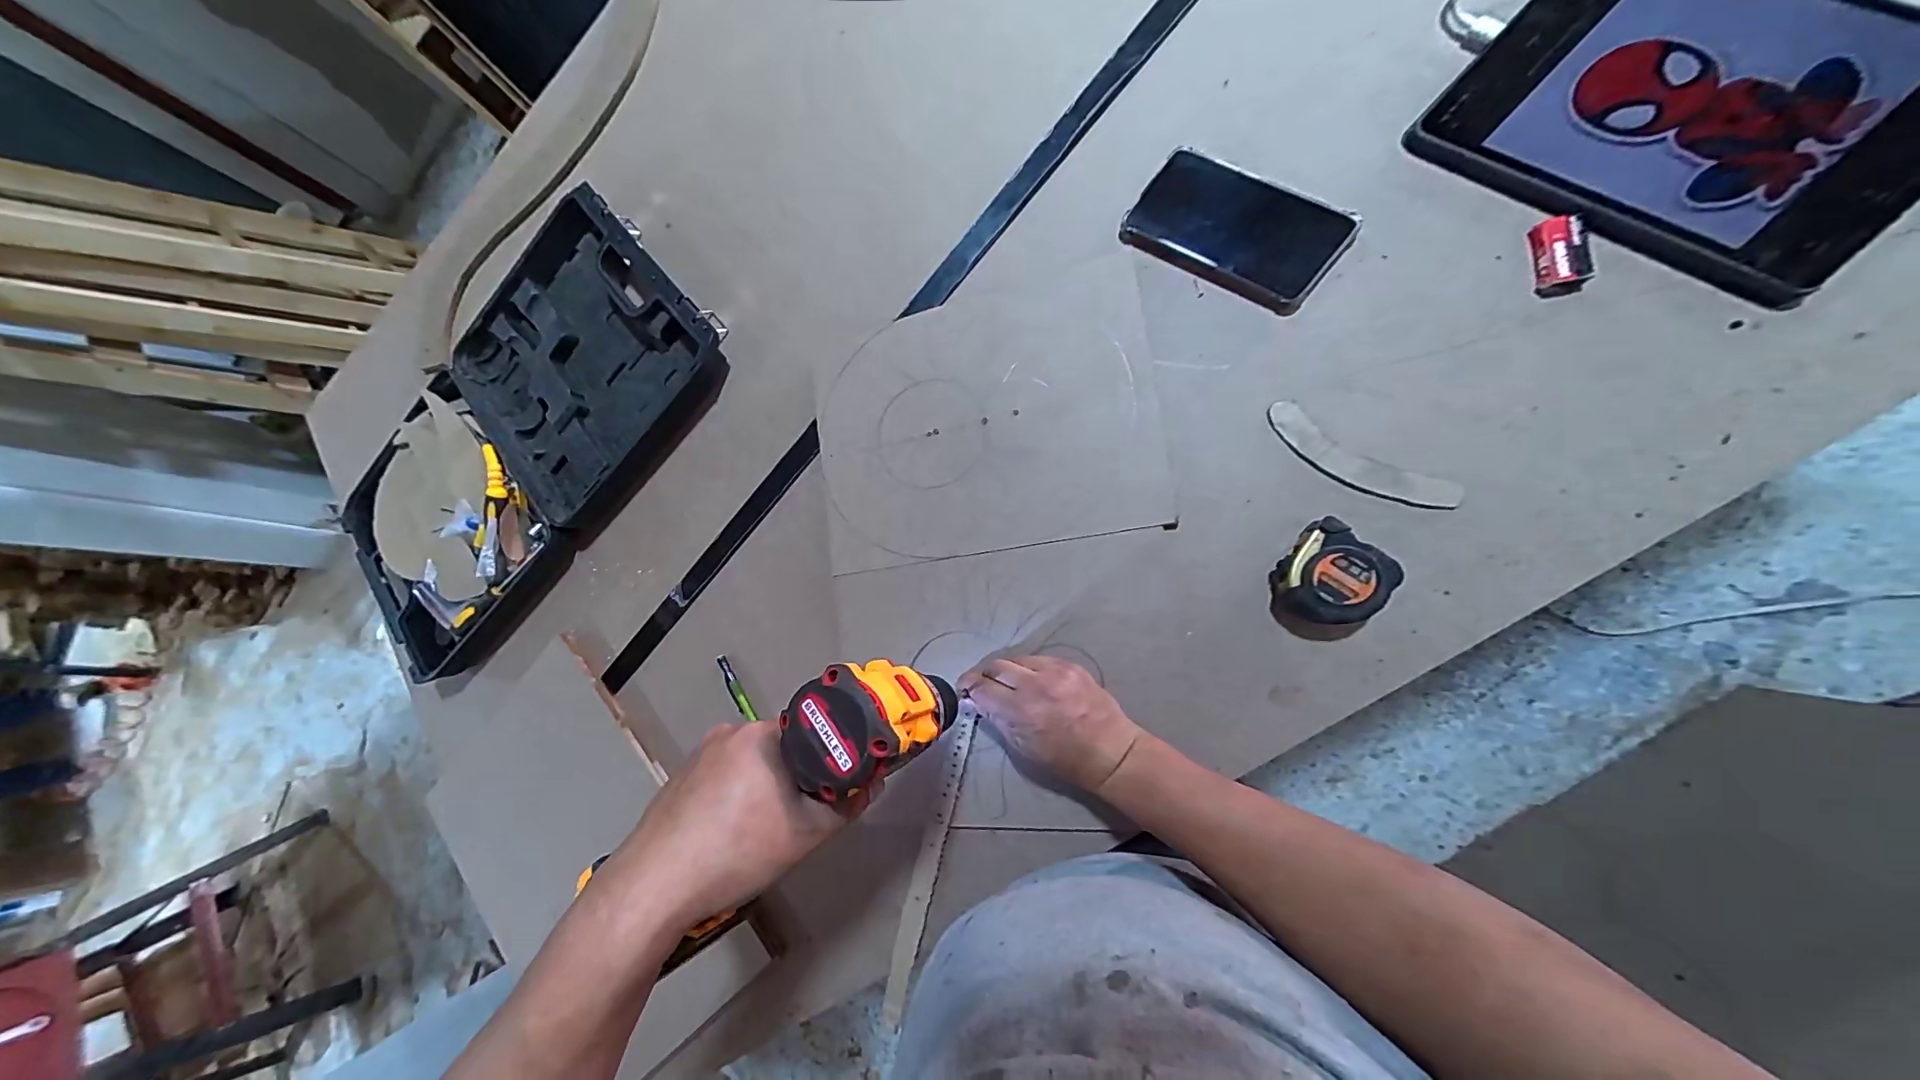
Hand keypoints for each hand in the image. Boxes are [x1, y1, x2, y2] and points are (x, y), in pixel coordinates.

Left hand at [604, 722, 874, 925]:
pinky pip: (725, 778)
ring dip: (766, 789)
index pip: (813, 731)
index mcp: (760, 734)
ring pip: (754, 765)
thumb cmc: (732, 853)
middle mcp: (729, 733)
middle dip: (796, 779)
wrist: (654, 888)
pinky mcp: (681, 778)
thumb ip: (846, 805)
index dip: (830, 759)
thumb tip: (870, 785)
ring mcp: (700, 754)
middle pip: (783, 749)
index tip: (833, 787)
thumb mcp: (806, 834)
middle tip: (798, 816)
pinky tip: (732, 835)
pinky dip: (738, 798)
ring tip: (762, 831)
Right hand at [960, 654, 1141, 793]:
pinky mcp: (1070, 665)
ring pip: (1017, 658)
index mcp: (1021, 709)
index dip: (968, 687)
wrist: (1110, 751)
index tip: (965, 690)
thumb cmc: (1064, 760)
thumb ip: (998, 721)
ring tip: (1009, 683)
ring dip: (1008, 670)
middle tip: (983, 685)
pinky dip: (1030, 668)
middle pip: (996, 666)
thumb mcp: (1022, 749)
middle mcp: (1036, 684)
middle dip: (985, 675)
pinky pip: (1039, 659)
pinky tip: (1033, 680)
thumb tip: (979, 702)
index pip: (982, 686)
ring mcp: (1056, 671)